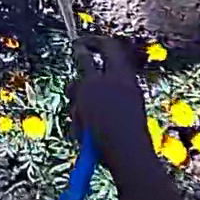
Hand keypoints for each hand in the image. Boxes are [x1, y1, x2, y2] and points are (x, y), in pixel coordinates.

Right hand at [68, 37, 156, 177]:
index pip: (107, 46)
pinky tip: (84, 137)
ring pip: (90, 100)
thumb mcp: (90, 88)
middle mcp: (124, 88)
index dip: (91, 41)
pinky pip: (94, 120)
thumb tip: (79, 48)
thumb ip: (85, 65)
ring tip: (81, 125)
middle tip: (72, 96)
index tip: (75, 43)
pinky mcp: (117, 127)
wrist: (127, 158)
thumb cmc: (107, 120)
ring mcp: (122, 108)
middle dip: (78, 88)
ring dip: (79, 110)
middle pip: (93, 77)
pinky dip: (85, 125)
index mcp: (121, 74)